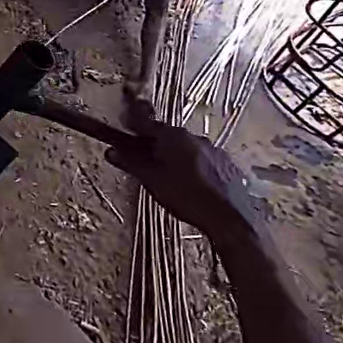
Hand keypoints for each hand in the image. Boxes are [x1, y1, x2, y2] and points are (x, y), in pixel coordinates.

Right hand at [105, 125, 264, 245]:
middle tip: (145, 161)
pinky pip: (204, 160)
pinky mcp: (228, 165)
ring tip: (170, 177)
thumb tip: (110, 151)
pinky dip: (194, 167)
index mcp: (172, 135)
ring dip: (176, 156)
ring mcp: (214, 150)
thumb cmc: (185, 195)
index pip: (146, 123)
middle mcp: (194, 137)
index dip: (132, 125)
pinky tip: (192, 185)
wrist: (231, 218)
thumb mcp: (152, 180)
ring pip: (187, 148)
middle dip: (155, 145)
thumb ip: (131, 163)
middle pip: (167, 135)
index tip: (123, 126)